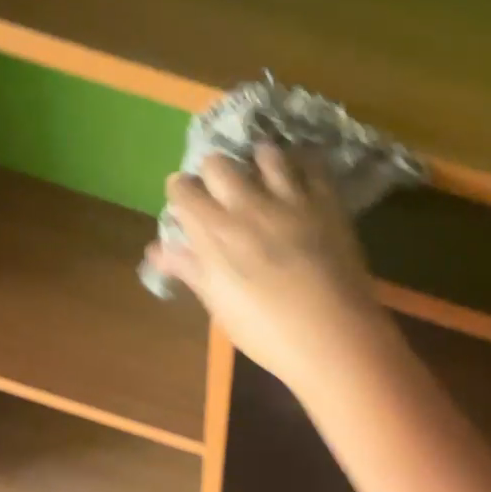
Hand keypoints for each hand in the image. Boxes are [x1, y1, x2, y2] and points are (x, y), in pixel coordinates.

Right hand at [147, 144, 399, 399]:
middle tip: (225, 194)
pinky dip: (303, 166)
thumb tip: (158, 250)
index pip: (182, 189)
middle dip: (215, 174)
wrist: (333, 338)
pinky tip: (302, 179)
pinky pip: (311, 164)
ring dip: (260, 163)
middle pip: (217, 162)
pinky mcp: (326, 201)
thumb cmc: (269, 334)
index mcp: (214, 232)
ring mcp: (289, 198)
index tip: (189, 206)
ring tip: (266, 180)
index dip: (183, 194)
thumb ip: (191, 270)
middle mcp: (246, 204)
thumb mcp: (222, 307)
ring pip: (265, 153)